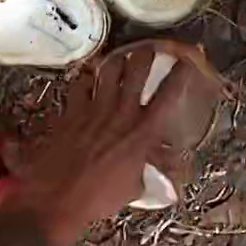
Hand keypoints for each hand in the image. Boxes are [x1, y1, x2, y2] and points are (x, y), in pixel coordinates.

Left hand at [2, 44, 190, 245]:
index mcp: (143, 131)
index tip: (186, 60)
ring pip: (109, 70)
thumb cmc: (100, 197)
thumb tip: (166, 175)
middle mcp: (121, 112)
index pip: (168, 95)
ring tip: (121, 55)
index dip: (180, 74)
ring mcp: (94, 108)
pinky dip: (85, 78)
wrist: (58, 198)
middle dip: (146, 54)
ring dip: (117, 60)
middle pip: (137, 70)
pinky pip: (80, 84)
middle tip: (150, 48)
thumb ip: (147, 170)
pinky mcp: (71, 110)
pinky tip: (87, 77)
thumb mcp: (134, 187)